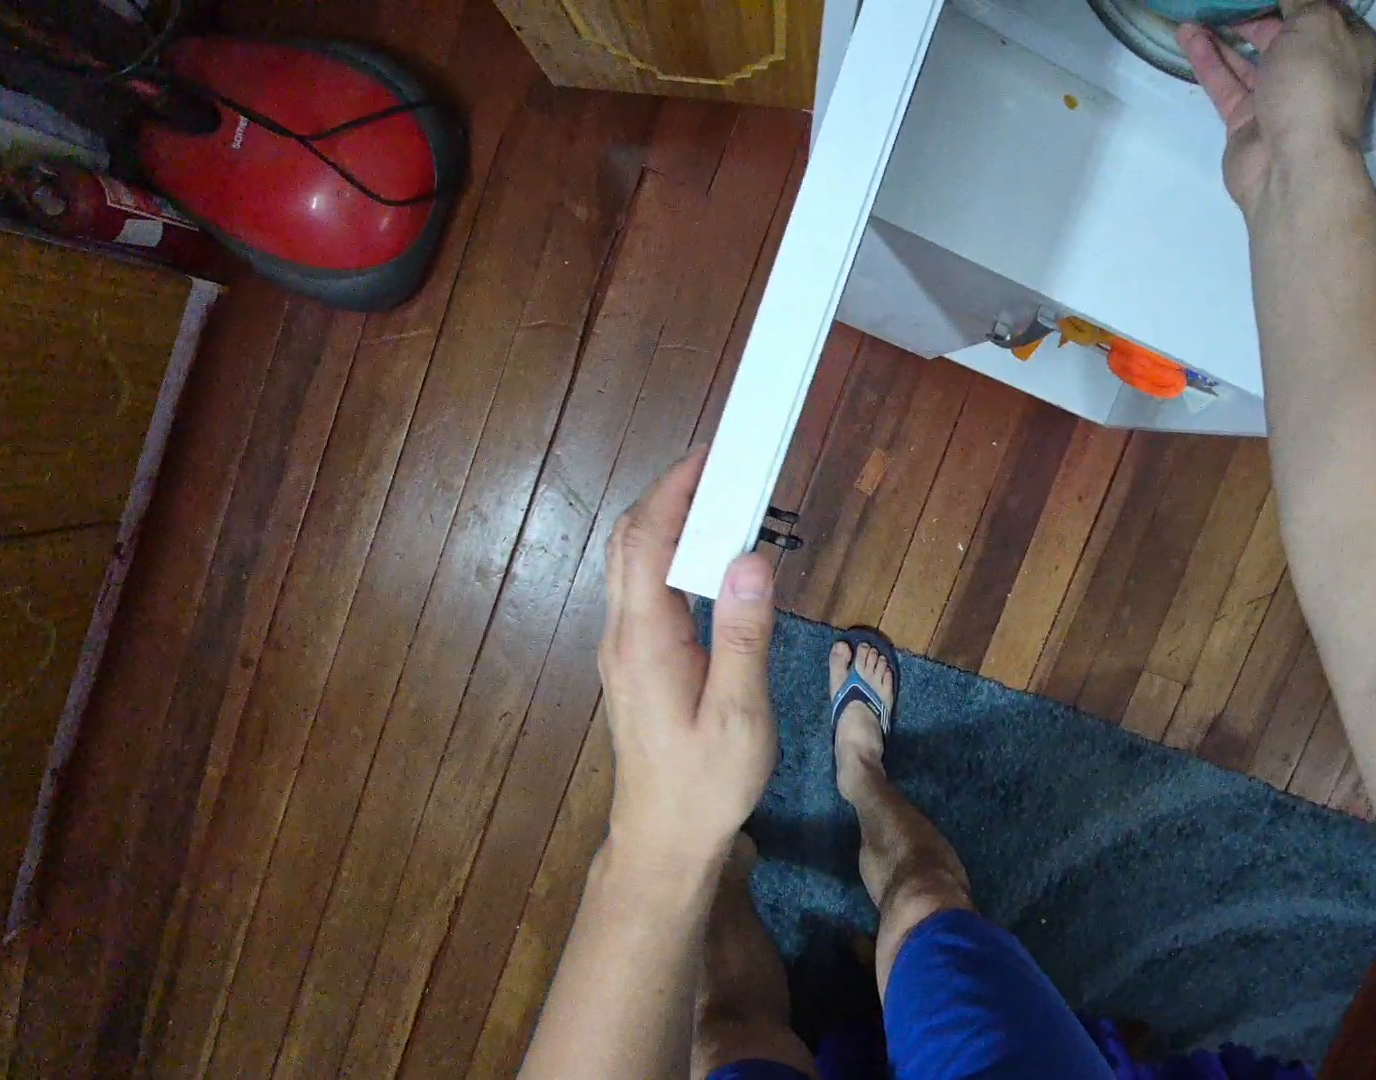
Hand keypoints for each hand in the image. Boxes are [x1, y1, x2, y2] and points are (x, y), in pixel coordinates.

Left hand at [598, 445, 778, 870]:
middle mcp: (623, 633)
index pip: (649, 542)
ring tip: (722, 503)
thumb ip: (744, 635)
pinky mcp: (635, 659)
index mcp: (646, 640)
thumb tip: (752, 558)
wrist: (664, 838)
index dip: (675, 490)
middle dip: (671, 494)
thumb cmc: (705, 782)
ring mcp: (624, 646)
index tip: (712, 456)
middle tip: (722, 470)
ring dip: (670, 520)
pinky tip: (709, 559)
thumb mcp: (739, 714)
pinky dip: (672, 553)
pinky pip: (644, 586)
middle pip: (631, 541)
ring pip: (632, 562)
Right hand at [1177, 0, 1375, 216]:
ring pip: (1246, 58)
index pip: (1320, 7)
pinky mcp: (1244, 120)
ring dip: (1222, 33)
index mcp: (1344, 41)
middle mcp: (1313, 68)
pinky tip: (1188, 37)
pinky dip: (1207, 61)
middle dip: (1253, 10)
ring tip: (1196, 11)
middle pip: (1280, 31)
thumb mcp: (1314, 22)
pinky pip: (1225, 83)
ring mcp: (1276, 97)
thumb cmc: (1314, 85)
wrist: (1290, 164)